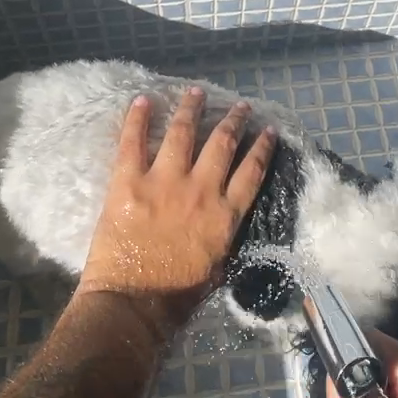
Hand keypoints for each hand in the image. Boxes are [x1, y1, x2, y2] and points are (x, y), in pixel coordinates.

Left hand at [78, 87, 275, 333]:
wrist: (133, 306)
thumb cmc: (176, 296)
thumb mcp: (217, 266)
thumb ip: (222, 233)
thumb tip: (224, 215)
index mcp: (224, 216)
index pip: (252, 172)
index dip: (262, 147)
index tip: (268, 130)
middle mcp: (201, 191)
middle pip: (222, 144)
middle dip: (233, 120)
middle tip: (239, 105)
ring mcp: (164, 182)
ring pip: (183, 132)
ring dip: (191, 108)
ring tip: (197, 92)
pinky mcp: (129, 182)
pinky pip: (133, 141)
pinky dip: (138, 118)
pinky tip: (143, 99)